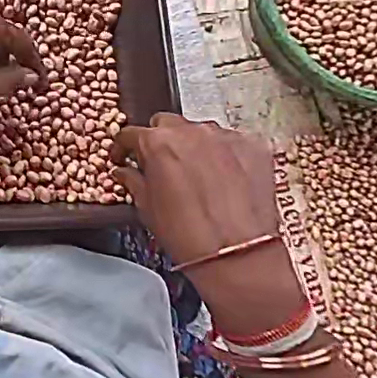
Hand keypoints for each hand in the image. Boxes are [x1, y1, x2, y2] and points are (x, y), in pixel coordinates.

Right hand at [113, 114, 302, 335]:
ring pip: (199, 131)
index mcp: (157, 143)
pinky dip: (222, 155)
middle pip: (166, 124)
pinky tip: (221, 179)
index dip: (123, 147)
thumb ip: (133, 181)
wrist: (236, 254)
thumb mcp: (147, 208)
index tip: (124, 156)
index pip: (131, 134)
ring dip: (192, 146)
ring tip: (194, 174)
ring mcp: (225, 137)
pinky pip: (230, 143)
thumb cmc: (188, 234)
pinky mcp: (253, 147)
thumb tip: (126, 173)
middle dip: (159, 141)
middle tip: (159, 164)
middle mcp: (191, 132)